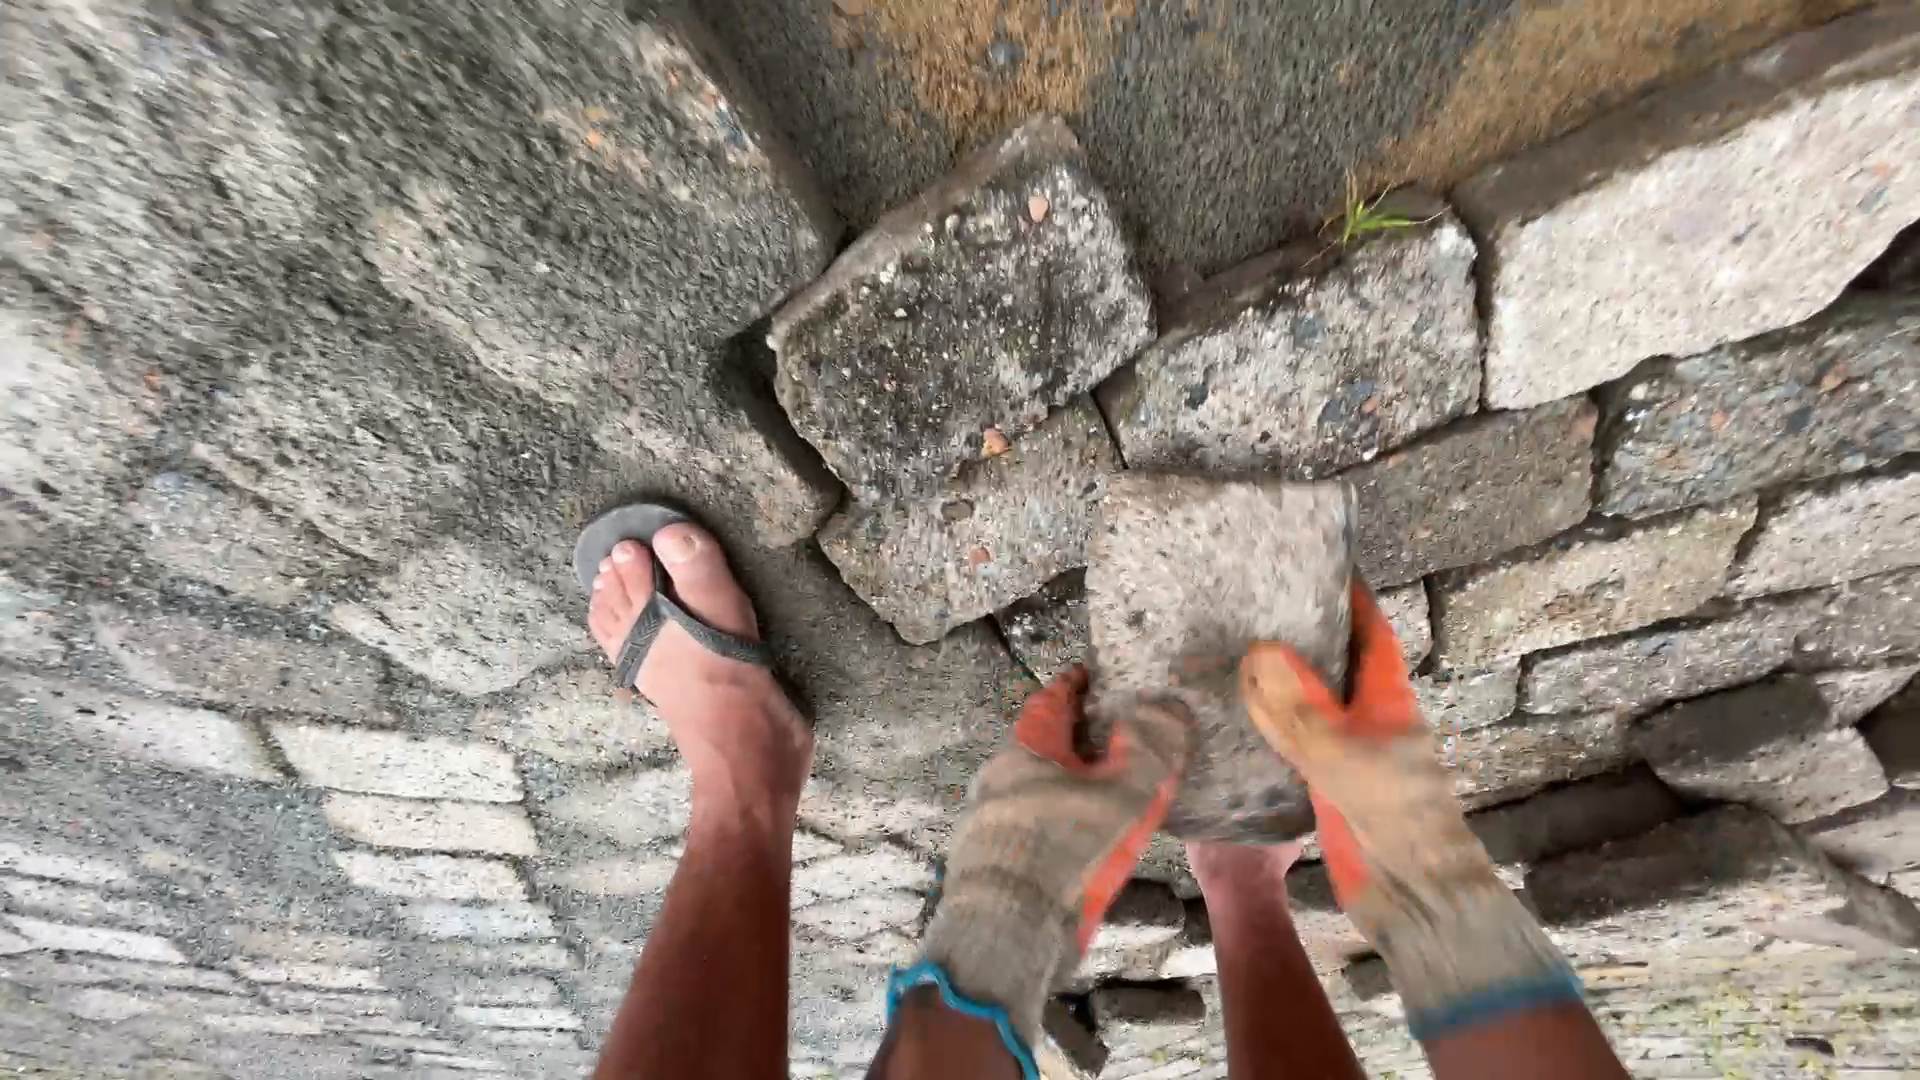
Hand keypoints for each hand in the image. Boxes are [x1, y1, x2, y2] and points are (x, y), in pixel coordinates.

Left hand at [909, 666, 1191, 1045]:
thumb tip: (1168, 708)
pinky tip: (1072, 828)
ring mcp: (988, 812)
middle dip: (1070, 732)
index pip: (1050, 698)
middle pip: (1038, 738)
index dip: (1073, 684)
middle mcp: (1000, 771)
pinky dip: (1050, 807)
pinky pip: (1024, 813)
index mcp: (1026, 747)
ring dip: (1061, 773)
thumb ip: (1150, 750)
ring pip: (1031, 778)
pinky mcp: (986, 850)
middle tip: (1106, 731)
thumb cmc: (1067, 850)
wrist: (1007, 929)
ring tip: (1097, 781)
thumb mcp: (1124, 796)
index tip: (1090, 676)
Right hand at [1238, 581, 1581, 1041]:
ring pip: (1315, 693)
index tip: (1323, 564)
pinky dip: (1272, 713)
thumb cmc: (1391, 814)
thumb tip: (1259, 648)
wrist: (1413, 891)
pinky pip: (1297, 730)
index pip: (1372, 632)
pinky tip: (1240, 705)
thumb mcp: (1341, 753)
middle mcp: (1370, 712)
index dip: (1352, 596)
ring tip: (1242, 640)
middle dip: (1310, 627)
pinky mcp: (1330, 772)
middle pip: (1340, 657)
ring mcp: (1351, 743)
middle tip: (1262, 599)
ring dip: (1286, 670)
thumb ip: (1300, 704)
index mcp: (1387, 697)